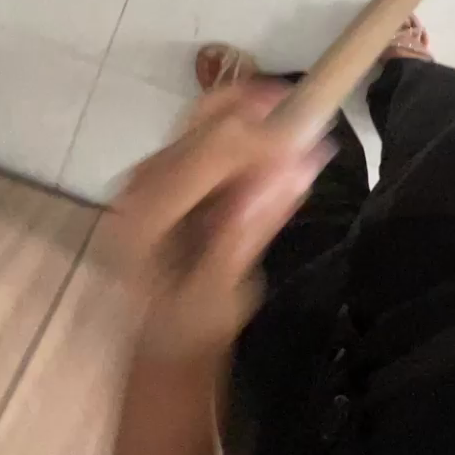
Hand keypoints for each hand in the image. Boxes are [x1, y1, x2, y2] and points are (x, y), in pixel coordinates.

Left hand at [104, 82, 328, 357]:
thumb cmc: (188, 327)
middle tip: (312, 122)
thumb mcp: (223, 296)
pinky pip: (206, 127)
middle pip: (206, 120)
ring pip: (206, 114)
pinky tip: (276, 140)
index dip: (264, 137)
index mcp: (148, 213)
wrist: (154, 340)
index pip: (211, 152)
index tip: (313, 141)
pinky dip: (246, 124)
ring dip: (256, 114)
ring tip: (301, 128)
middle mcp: (140, 181)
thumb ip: (251, 230)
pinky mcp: (163, 168)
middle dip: (263, 113)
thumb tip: (294, 170)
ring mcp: (149, 170)